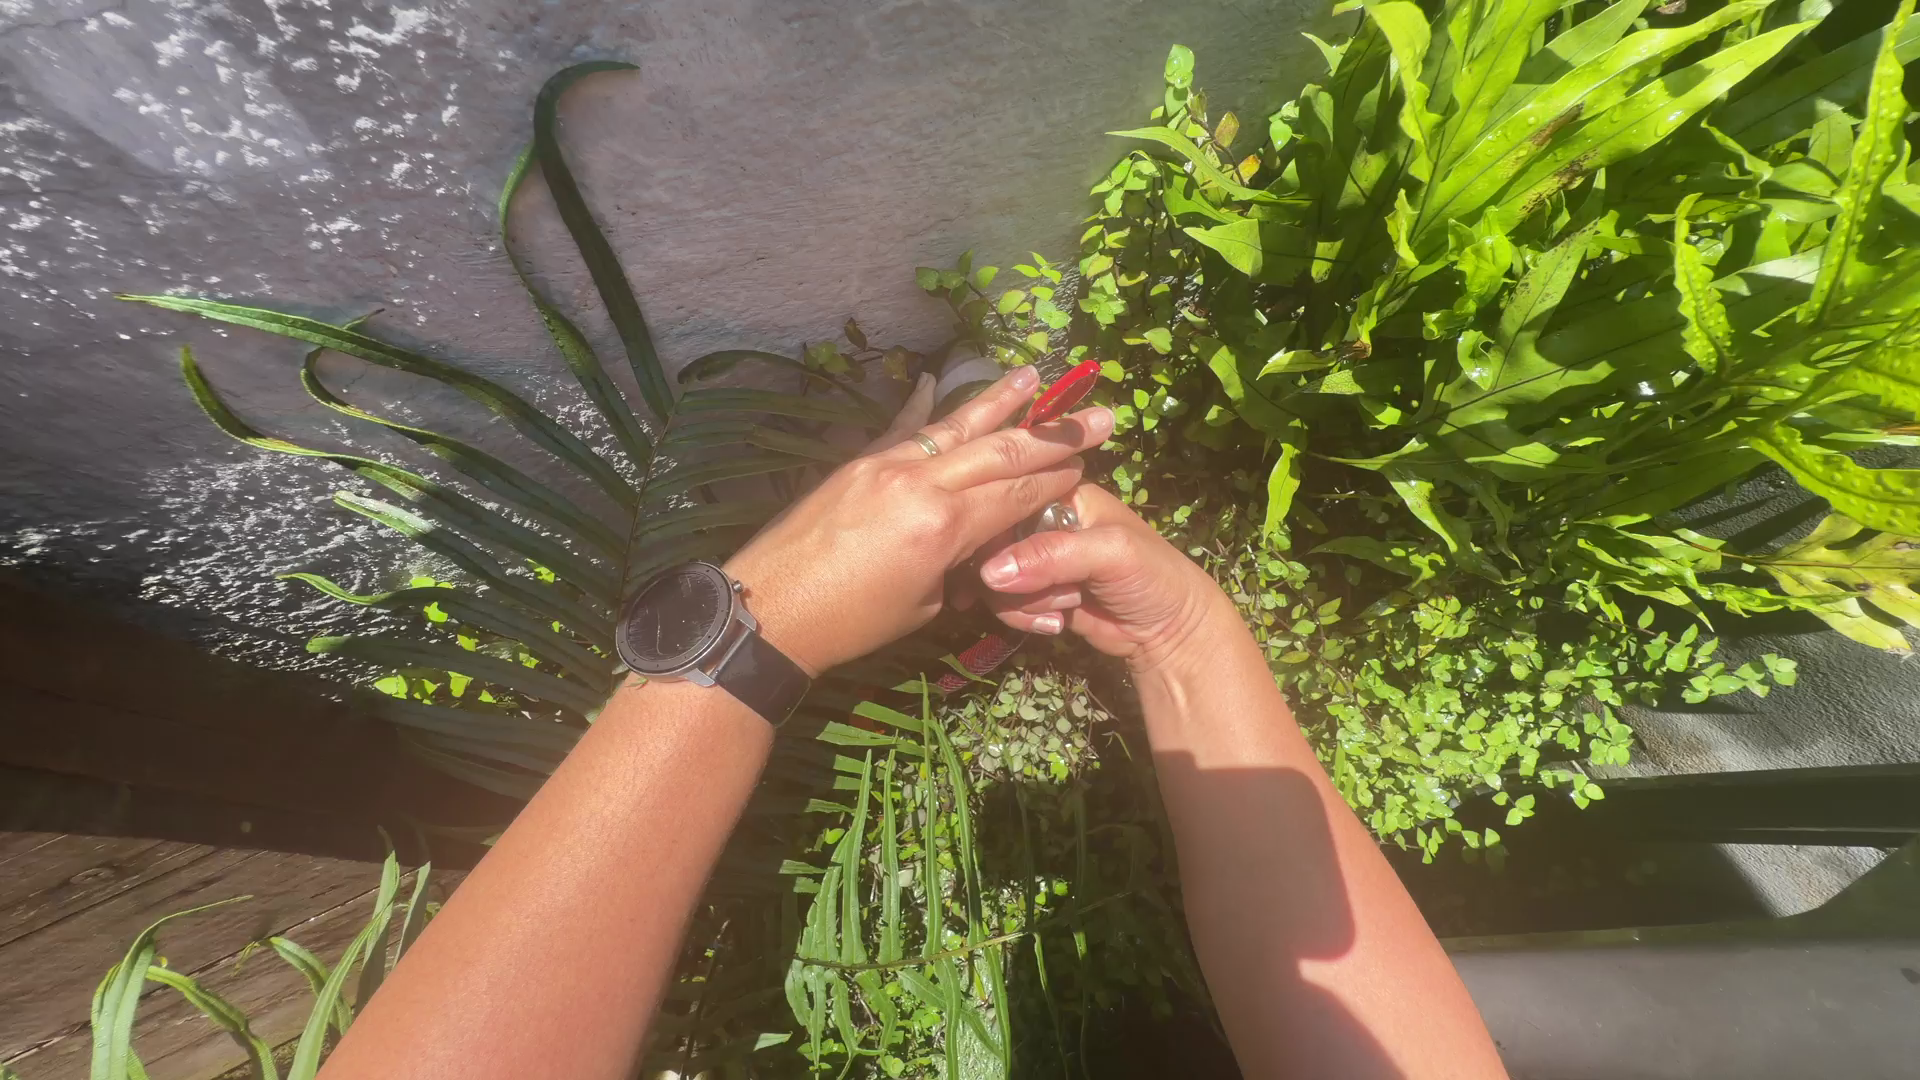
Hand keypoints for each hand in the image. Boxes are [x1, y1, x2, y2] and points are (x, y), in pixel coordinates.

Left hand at [724, 366, 1113, 675]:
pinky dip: (922, 407)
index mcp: (943, 527)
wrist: (768, 611)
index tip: (1086, 460)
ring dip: (998, 401)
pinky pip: (899, 430)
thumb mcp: (923, 606)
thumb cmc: (852, 625)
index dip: (1054, 476)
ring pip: (954, 426)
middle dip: (1052, 433)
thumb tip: (975, 536)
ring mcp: (884, 465)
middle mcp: (919, 482)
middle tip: (1096, 415)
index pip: (1015, 491)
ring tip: (1034, 376)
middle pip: (999, 450)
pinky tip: (934, 383)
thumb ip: (957, 560)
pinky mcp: (856, 463)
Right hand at [973, 484, 1240, 674]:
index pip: (1006, 498)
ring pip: (993, 577)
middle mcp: (1040, 522)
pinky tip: (1057, 623)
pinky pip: (1004, 603)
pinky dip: (1023, 617)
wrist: (1170, 633)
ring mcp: (1035, 560)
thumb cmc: (1152, 575)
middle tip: (1046, 590)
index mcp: (1060, 493)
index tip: (997, 559)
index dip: (994, 528)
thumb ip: (1052, 554)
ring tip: (1066, 606)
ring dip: (1023, 600)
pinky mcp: (1033, 593)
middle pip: (991, 541)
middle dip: (1011, 575)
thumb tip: (989, 572)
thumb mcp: (1110, 553)